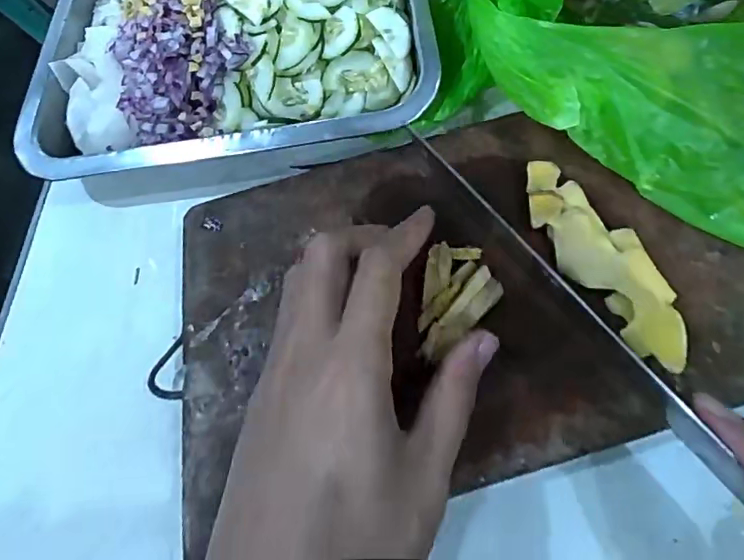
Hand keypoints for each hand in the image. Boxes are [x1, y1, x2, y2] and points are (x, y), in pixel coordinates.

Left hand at [207, 207, 497, 559]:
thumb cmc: (355, 540)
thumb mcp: (422, 481)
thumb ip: (452, 399)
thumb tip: (483, 338)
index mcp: (350, 364)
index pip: (375, 271)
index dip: (402, 234)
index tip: (428, 216)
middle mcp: (304, 350)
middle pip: (321, 253)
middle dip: (362, 233)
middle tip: (400, 246)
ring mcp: (274, 367)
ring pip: (297, 278)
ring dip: (334, 258)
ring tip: (375, 276)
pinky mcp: (259, 390)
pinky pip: (287, 313)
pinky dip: (316, 290)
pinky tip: (343, 324)